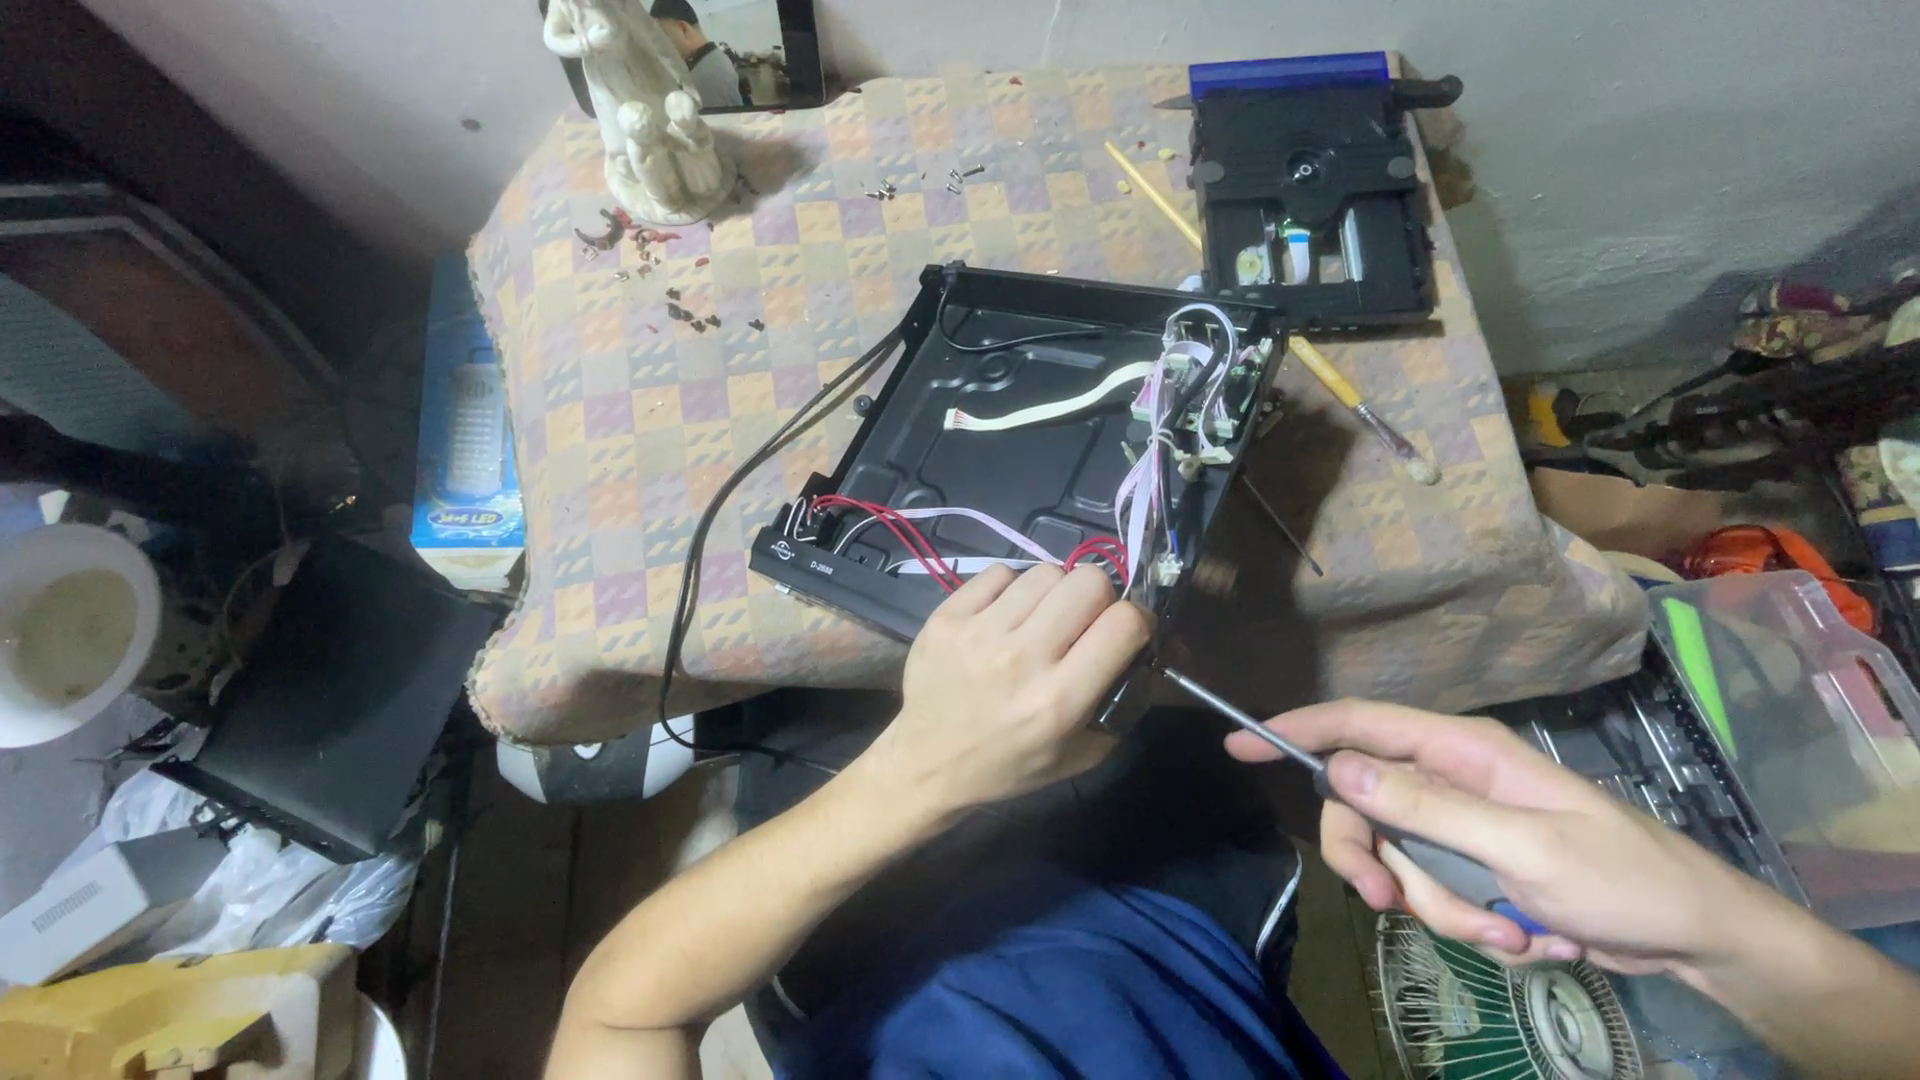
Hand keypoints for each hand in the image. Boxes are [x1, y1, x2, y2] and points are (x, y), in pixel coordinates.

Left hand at [853, 564, 1152, 819]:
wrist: (928, 762)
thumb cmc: (1010, 763)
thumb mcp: (1080, 754)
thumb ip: (1121, 703)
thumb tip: (1146, 649)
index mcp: (1059, 700)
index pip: (1124, 623)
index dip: (1138, 619)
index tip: (1128, 629)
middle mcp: (1021, 660)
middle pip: (1088, 581)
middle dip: (1098, 596)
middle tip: (1083, 619)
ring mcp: (979, 634)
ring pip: (1045, 571)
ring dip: (1054, 592)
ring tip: (1040, 618)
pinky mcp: (947, 617)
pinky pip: (1000, 573)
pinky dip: (1011, 589)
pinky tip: (1005, 615)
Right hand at [1226, 701, 1795, 975]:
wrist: (1701, 938)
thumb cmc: (1624, 877)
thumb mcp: (1521, 847)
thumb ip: (1424, 806)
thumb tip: (1336, 768)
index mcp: (1458, 749)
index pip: (1355, 724)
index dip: (1292, 730)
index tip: (1238, 744)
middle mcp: (1447, 777)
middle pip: (1361, 806)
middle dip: (1375, 861)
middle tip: (1388, 905)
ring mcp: (1457, 822)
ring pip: (1396, 857)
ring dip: (1441, 906)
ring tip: (1509, 932)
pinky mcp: (1470, 862)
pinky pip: (1431, 888)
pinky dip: (1468, 921)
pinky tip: (1524, 933)